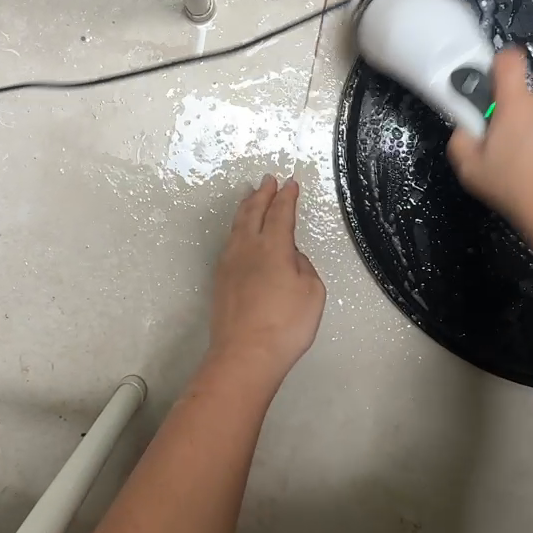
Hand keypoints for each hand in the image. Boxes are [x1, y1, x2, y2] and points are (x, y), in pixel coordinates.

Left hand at [206, 176, 326, 383]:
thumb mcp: (312, 293)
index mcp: (273, 246)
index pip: (280, 213)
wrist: (245, 353)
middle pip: (253, 212)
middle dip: (262, 193)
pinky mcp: (220, 279)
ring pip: (237, 225)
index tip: (290, 183)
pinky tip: (238, 232)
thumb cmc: (285, 325)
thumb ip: (303, 267)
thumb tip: (291, 257)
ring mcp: (229, 262)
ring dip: (246, 207)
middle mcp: (247, 248)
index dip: (286, 197)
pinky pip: (229, 242)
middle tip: (267, 179)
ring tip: (250, 196)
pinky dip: (237, 228)